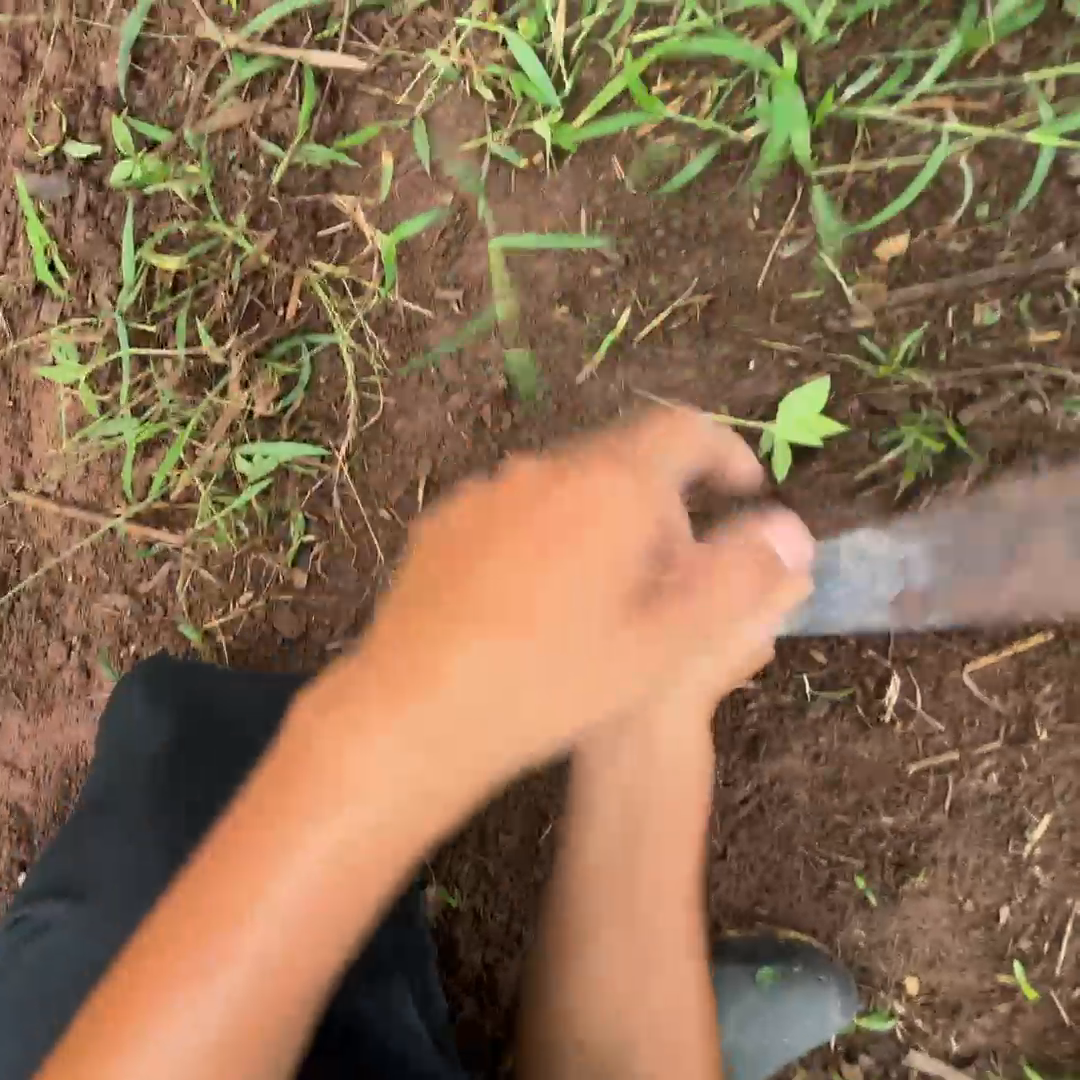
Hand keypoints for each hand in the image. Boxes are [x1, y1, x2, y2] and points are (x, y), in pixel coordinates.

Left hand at [291, 408, 813, 835]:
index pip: (679, 430)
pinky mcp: (437, 524)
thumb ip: (737, 576)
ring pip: (557, 487)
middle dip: (656, 499)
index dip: (723, 452)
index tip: (739, 490)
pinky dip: (538, 532)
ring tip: (599, 591)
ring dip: (593, 518)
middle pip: (615, 460)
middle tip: (670, 569)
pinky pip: (507, 511)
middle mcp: (535, 473)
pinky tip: (530, 596)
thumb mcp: (665, 643)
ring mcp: (477, 496)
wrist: (418, 704)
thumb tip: (785, 528)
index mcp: (604, 486)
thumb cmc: (551, 681)